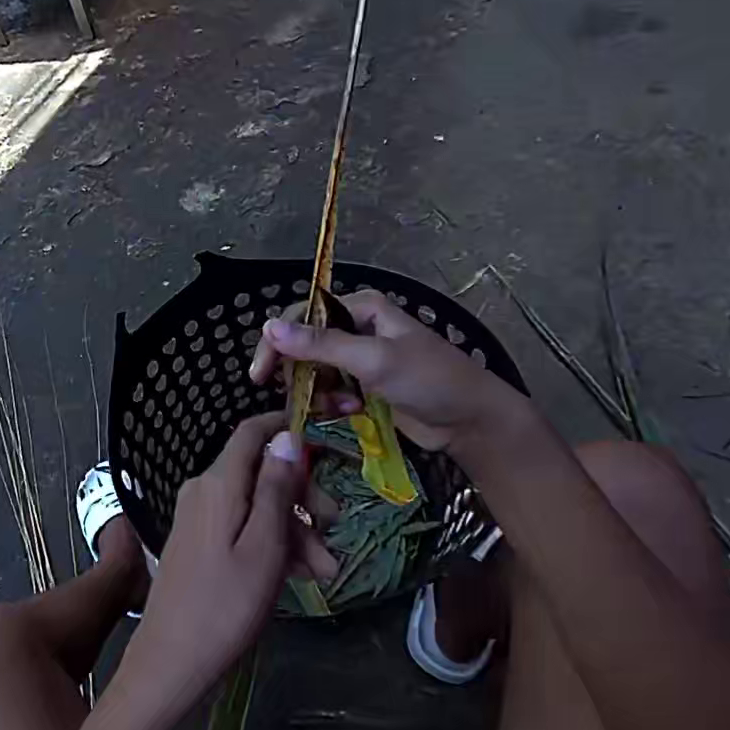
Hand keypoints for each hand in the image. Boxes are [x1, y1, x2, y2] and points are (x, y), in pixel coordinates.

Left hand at [113, 413, 308, 711]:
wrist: (171, 660)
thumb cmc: (225, 606)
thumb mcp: (264, 546)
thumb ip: (276, 488)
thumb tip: (289, 436)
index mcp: (217, 484)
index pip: (252, 432)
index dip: (289, 429)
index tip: (328, 442)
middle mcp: (203, 491)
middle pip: (260, 472)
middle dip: (303, 496)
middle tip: (336, 527)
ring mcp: (197, 517)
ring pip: (255, 505)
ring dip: (294, 530)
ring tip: (325, 571)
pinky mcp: (198, 542)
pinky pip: (241, 528)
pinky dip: (271, 544)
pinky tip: (299, 574)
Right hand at [248, 289, 530, 455]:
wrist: (469, 421)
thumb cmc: (429, 380)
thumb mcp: (373, 359)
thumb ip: (320, 344)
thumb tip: (268, 326)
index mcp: (361, 308)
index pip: (303, 316)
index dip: (277, 342)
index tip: (260, 375)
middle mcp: (357, 328)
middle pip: (304, 345)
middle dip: (297, 373)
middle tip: (288, 398)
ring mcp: (360, 359)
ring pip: (314, 372)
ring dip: (318, 393)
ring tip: (340, 408)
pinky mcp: (363, 386)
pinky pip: (329, 391)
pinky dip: (332, 404)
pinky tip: (350, 412)